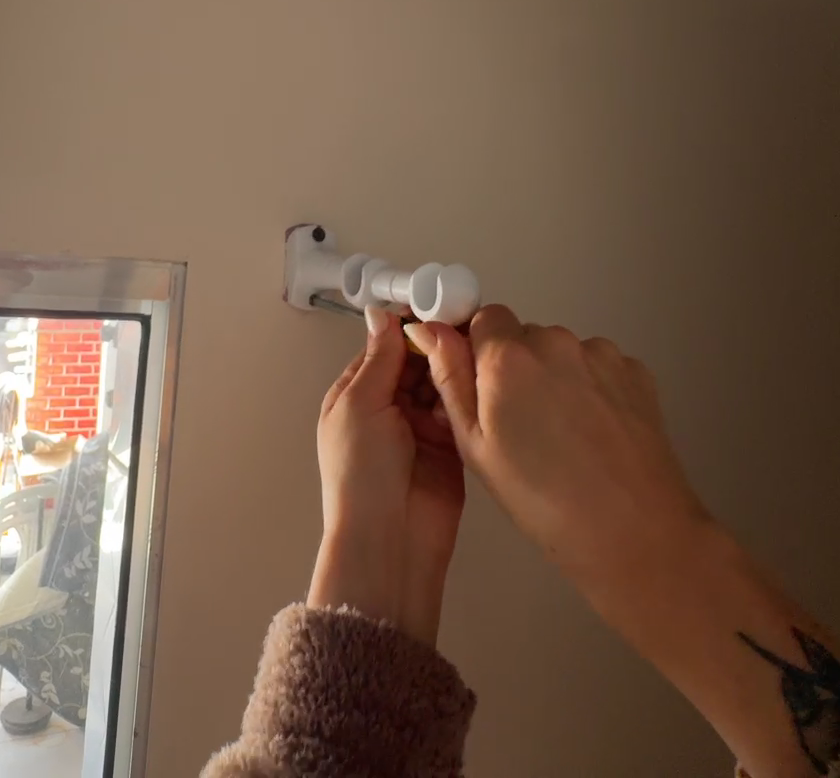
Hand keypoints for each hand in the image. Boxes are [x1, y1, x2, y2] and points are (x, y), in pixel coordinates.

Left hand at [308, 306, 465, 643]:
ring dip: (454, 362)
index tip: (437, 300)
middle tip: (466, 317)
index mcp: (356, 393)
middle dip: (436, 341)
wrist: (391, 539)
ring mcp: (420, 424)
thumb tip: (380, 313)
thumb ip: (378, 359)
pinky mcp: (451, 442)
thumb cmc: (361, 471)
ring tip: (478, 339)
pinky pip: (461, 406)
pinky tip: (484, 370)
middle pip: (416, 360)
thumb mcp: (360, 406)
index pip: (385, 346)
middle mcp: (388, 405)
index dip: (408, 324)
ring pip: (441, 379)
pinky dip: (468, 390)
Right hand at [403, 305, 708, 603]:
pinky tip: (592, 432)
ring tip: (562, 433)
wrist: (635, 533)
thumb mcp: (475, 445)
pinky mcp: (636, 371)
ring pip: (560, 352)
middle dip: (515, 366)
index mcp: (508, 358)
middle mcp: (555, 342)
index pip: (482, 316)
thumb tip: (428, 329)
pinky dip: (590, 387)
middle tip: (519, 422)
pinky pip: (597, 366)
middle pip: (523, 335)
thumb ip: (450, 377)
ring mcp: (601, 355)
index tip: (480, 382)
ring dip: (554, 377)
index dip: (478, 348)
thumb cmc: (544, 499)